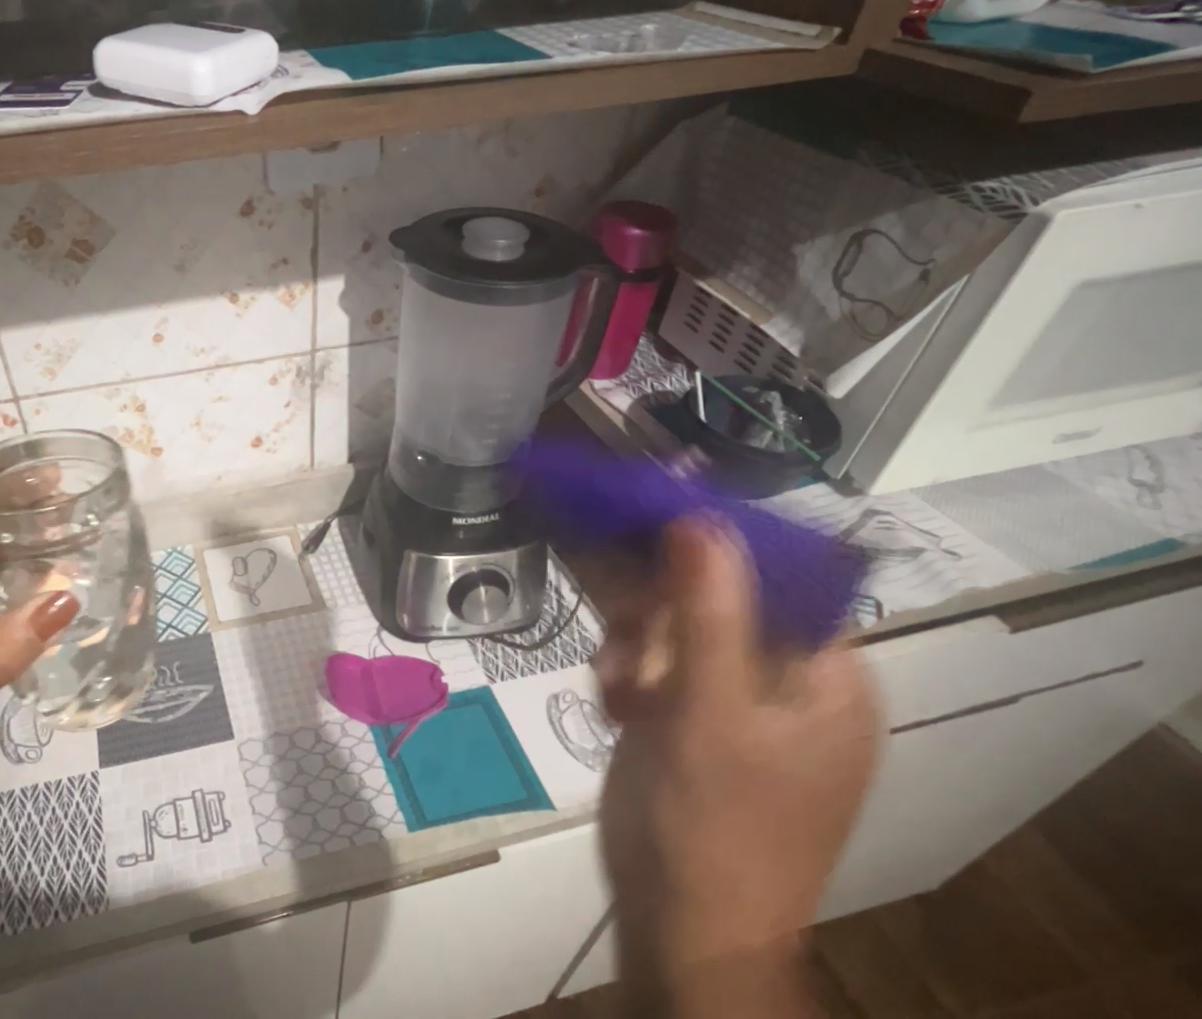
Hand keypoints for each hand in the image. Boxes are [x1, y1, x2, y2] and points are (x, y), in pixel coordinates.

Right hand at [595, 517, 878, 974]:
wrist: (680, 923)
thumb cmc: (716, 822)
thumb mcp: (712, 712)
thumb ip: (707, 613)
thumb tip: (700, 518)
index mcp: (826, 676)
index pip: (779, 577)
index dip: (718, 543)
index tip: (654, 517)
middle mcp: (784, 681)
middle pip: (715, 600)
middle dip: (662, 614)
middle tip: (628, 636)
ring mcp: (730, 703)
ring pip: (672, 630)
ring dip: (636, 647)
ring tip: (620, 688)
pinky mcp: (685, 722)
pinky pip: (652, 667)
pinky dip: (627, 676)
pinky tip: (615, 705)